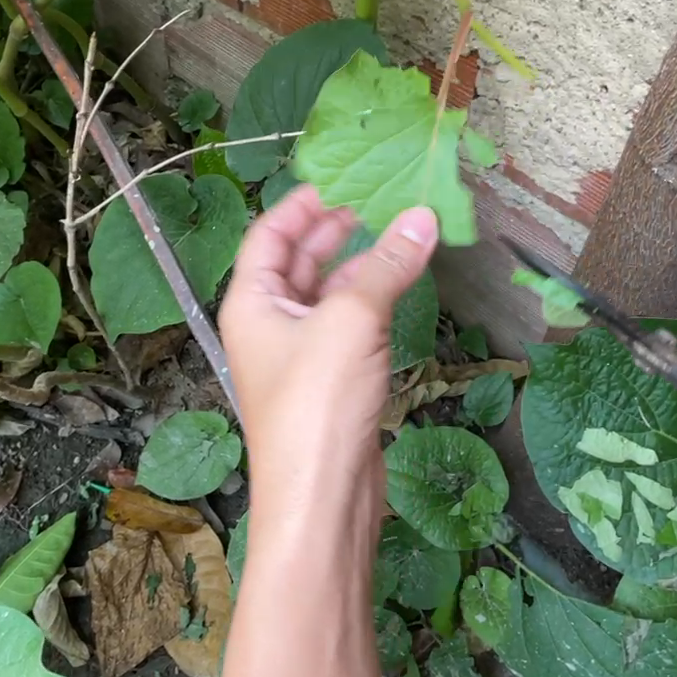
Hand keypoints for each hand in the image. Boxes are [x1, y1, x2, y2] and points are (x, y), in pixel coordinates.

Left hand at [218, 186, 437, 494]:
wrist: (323, 498)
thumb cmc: (317, 403)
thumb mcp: (350, 321)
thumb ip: (387, 265)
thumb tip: (425, 215)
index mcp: (252, 302)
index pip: (270, 236)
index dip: (300, 204)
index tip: (338, 177)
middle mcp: (270, 323)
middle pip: (299, 261)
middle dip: (335, 229)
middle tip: (376, 198)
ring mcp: (301, 353)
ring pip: (329, 293)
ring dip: (361, 263)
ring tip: (399, 230)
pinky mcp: (332, 379)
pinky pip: (349, 324)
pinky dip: (372, 299)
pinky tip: (400, 281)